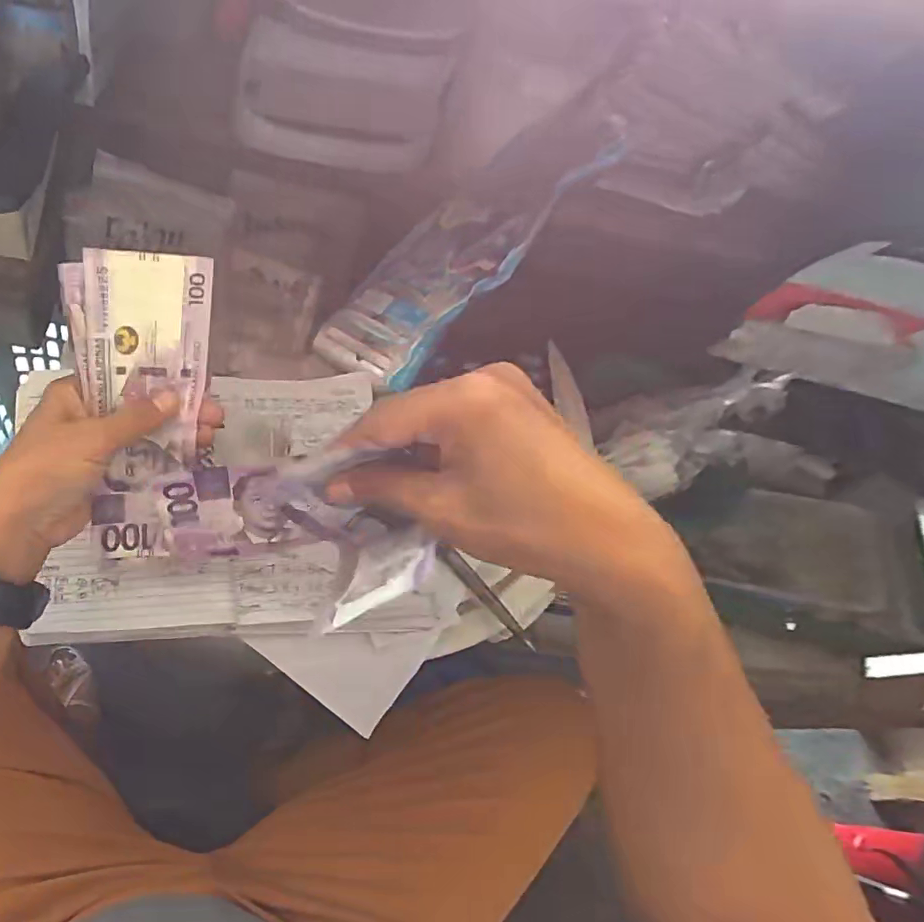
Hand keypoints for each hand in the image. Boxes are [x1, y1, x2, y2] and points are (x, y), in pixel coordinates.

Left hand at [0, 377, 223, 582]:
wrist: (21, 524)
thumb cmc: (48, 468)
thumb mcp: (92, 437)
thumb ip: (135, 418)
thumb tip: (175, 396)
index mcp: (74, 394)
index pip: (121, 375)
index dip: (158, 377)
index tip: (194, 380)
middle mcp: (86, 416)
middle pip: (137, 407)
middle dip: (175, 411)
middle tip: (215, 415)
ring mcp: (95, 448)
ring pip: (140, 436)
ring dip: (173, 435)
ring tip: (210, 436)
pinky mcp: (103, 476)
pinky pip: (136, 463)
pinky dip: (161, 460)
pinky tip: (191, 457)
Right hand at [325, 363, 695, 611]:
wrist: (608, 541)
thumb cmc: (521, 525)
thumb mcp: (440, 508)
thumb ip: (381, 487)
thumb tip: (334, 485)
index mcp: (463, 397)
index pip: (382, 419)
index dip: (344, 449)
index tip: (315, 475)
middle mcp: (482, 377)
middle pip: (405, 411)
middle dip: (371, 448)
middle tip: (341, 482)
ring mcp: (505, 386)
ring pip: (428, 414)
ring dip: (400, 446)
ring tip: (372, 481)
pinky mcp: (517, 403)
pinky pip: (456, 418)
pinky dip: (430, 443)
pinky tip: (415, 469)